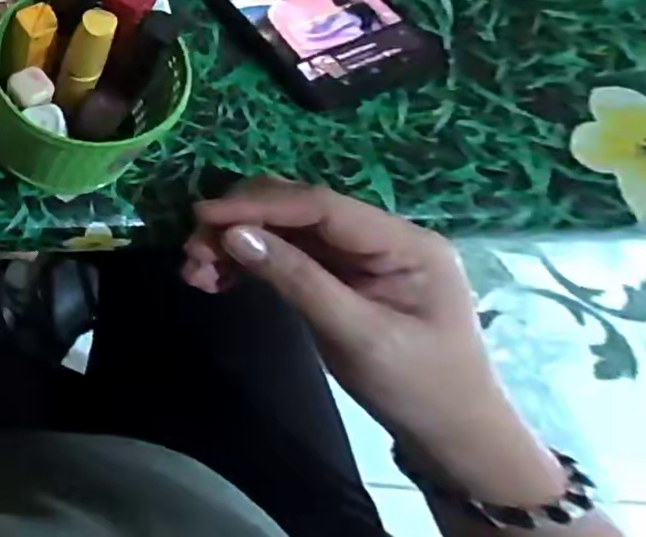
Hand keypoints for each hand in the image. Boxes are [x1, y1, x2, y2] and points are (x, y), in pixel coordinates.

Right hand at [183, 177, 564, 505]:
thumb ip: (296, 279)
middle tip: (193, 252)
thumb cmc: (421, 388)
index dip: (254, 205)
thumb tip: (232, 234)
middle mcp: (372, 234)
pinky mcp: (326, 267)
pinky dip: (238, 259)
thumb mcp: (359, 336)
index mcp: (402, 242)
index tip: (201, 215)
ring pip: (270, 225)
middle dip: (234, 223)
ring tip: (196, 272)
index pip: (316, 205)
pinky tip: (213, 279)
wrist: (452, 440)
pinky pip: (271, 248)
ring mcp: (348, 250)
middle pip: (286, 206)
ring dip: (228, 242)